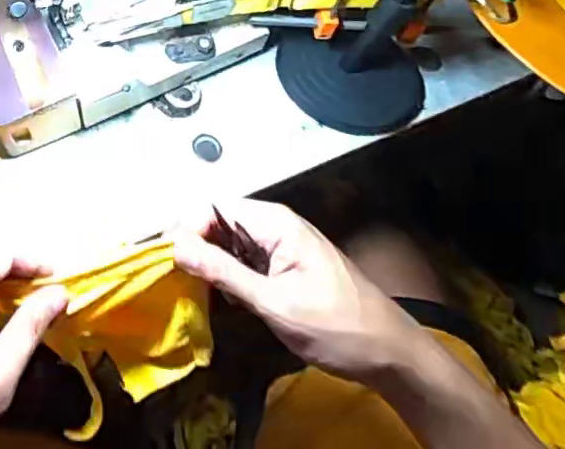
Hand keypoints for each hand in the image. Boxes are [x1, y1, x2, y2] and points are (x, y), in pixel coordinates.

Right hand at [171, 200, 429, 385]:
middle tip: (187, 280)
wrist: (391, 355)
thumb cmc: (337, 327)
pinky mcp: (285, 264)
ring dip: (216, 264)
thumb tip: (178, 246)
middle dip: (200, 247)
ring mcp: (282, 244)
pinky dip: (233, 276)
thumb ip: (222, 272)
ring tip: (208, 293)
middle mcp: (276, 224)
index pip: (216, 208)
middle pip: (221, 222)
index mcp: (275, 221)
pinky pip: (246, 258)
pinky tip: (233, 299)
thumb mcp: (273, 302)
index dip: (191, 229)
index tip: (172, 259)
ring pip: (231, 242)